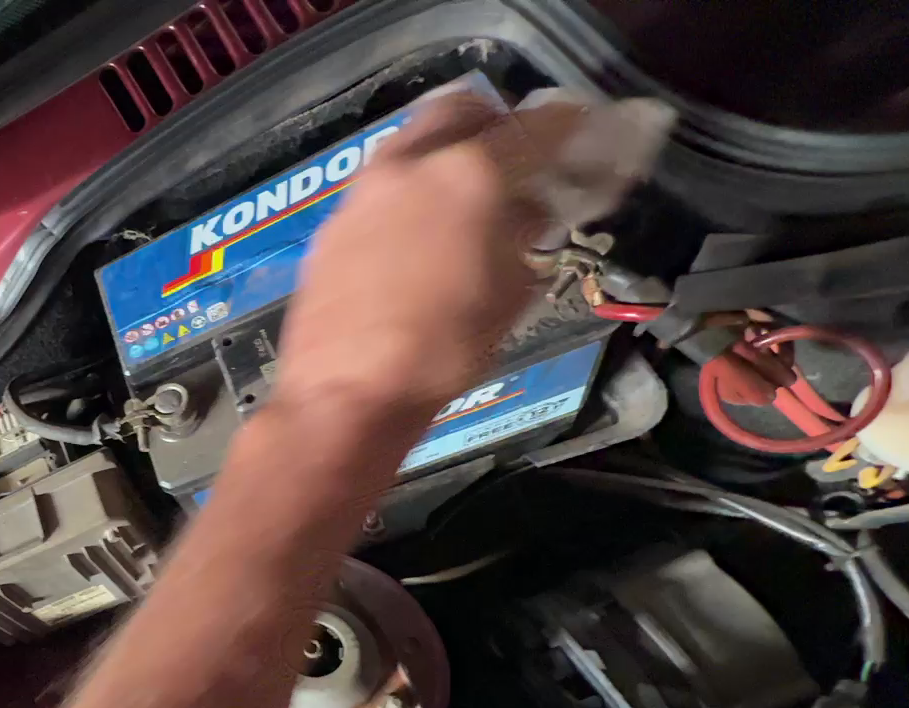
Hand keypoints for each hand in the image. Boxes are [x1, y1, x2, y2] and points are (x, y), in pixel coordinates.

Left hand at [270, 91, 565, 419]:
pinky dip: (400, 199)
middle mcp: (405, 170)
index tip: (583, 143)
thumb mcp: (510, 293)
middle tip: (510, 159)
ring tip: (458, 200)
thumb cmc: (441, 351)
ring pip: (404, 151)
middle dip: (491, 125)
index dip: (570, 130)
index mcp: (467, 174)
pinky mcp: (325, 235)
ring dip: (437, 160)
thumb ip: (523, 235)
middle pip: (456, 113)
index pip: (537, 126)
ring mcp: (356, 200)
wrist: (344, 393)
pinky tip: (410, 237)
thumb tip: (525, 212)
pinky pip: (371, 196)